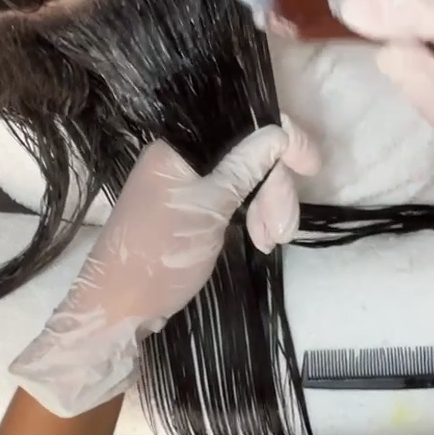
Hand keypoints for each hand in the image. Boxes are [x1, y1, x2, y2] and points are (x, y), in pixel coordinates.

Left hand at [10, 122, 320, 415]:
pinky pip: (235, 202)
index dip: (281, 142)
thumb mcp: (209, 207)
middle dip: (273, 191)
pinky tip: (263, 241)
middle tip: (283, 230)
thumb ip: (246, 167)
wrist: (121, 309)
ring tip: (272, 242)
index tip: (312, 166)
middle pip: (248, 156)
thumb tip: (281, 131)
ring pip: (246, 182)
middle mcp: (183, 158)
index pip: (241, 125)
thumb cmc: (160, 253)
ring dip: (267, 209)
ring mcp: (189, 186)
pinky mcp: (195, 212)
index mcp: (178, 145)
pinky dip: (252, 218)